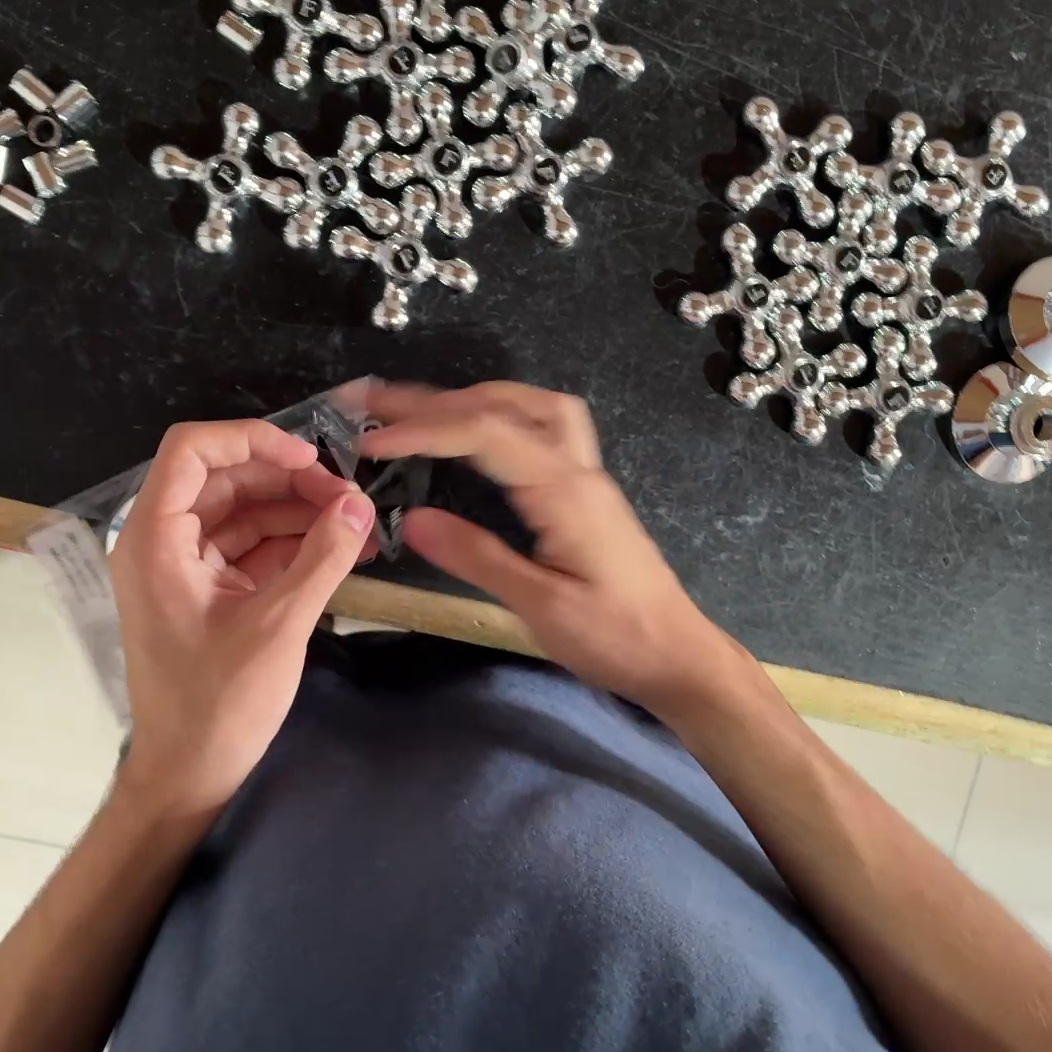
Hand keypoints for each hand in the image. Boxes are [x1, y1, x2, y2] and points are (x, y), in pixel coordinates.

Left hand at [110, 419, 374, 811]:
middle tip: (350, 500)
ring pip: (246, 512)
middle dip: (291, 482)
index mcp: (156, 540)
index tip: (311, 460)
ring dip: (301, 513)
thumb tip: (360, 506)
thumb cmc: (219, 704)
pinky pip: (254, 548)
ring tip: (358, 524)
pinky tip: (342, 548)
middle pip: (227, 479)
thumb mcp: (278, 625)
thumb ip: (322, 558)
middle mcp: (164, 542)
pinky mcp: (211, 591)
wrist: (189, 774)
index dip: (253, 439)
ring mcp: (187, 567)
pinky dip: (295, 545)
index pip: (192, 451)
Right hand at [359, 382, 749, 717]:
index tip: (373, 441)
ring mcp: (587, 477)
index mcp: (563, 490)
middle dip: (438, 398)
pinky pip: (543, 430)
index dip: (424, 429)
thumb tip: (413, 519)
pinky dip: (500, 418)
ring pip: (533, 407)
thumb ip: (477, 557)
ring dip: (475, 398)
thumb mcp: (540, 604)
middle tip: (379, 401)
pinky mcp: (587, 493)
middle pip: (507, 405)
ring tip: (423, 409)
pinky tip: (478, 437)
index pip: (485, 433)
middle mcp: (577, 469)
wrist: (677, 654)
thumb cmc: (614, 637)